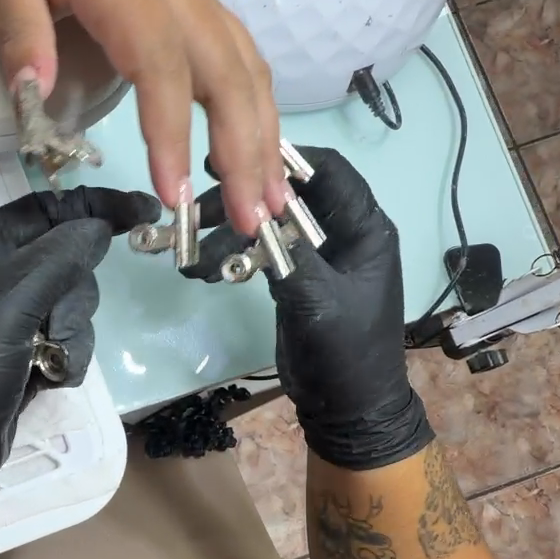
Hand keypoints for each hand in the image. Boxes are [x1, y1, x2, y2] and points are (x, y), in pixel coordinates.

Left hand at [0, 0, 286, 234]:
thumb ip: (21, 24)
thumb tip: (32, 95)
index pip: (162, 74)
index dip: (172, 138)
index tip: (175, 196)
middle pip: (229, 81)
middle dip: (247, 156)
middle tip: (255, 221)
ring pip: (247, 70)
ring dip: (265, 137)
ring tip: (271, 197)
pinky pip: (241, 56)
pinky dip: (257, 105)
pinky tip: (258, 139)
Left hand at [0, 187, 158, 532]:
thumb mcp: (6, 302)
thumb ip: (57, 258)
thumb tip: (98, 227)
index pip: (45, 210)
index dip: (94, 207)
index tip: (145, 213)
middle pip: (68, 263)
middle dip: (74, 296)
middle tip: (54, 327)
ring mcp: (10, 325)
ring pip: (72, 308)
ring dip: (72, 336)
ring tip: (47, 363)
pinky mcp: (24, 362)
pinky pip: (66, 345)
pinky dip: (66, 362)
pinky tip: (49, 381)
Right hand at [183, 147, 432, 469]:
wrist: (347, 405)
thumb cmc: (345, 352)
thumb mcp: (319, 300)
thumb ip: (289, 255)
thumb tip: (255, 212)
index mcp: (365, 230)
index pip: (329, 173)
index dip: (285, 159)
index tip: (236, 153)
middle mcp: (343, 235)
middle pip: (291, 197)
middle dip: (246, 199)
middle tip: (197, 205)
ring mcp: (317, 258)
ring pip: (272, 226)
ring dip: (233, 233)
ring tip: (194, 247)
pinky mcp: (297, 279)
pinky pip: (265, 253)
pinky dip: (237, 255)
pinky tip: (208, 264)